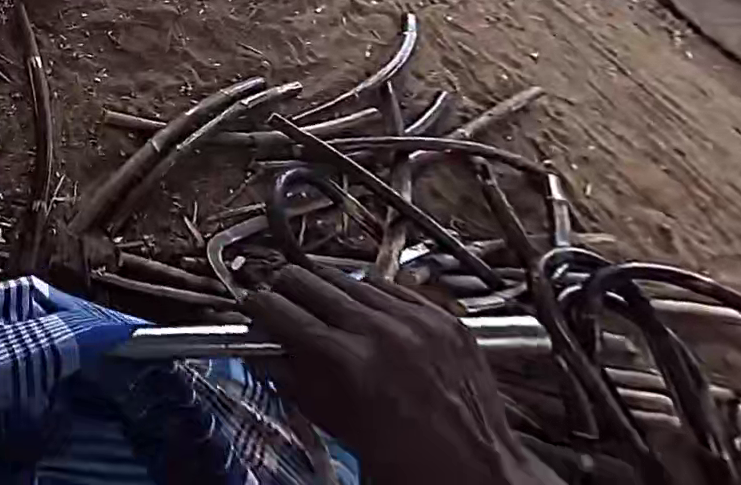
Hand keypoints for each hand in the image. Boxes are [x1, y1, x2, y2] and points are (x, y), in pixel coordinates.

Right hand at [243, 267, 556, 484]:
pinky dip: (367, 296)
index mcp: (345, 359)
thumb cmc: (404, 461)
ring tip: (326, 311)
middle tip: (284, 305)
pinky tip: (366, 316)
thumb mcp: (331, 420)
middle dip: (284, 290)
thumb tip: (256, 342)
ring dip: (324, 291)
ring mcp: (414, 320)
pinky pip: (385, 285)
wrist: (487, 479)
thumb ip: (287, 373)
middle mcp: (377, 330)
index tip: (254, 309)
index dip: (256, 306)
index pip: (274, 305)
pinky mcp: (442, 317)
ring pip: (340, 275)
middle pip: (301, 277)